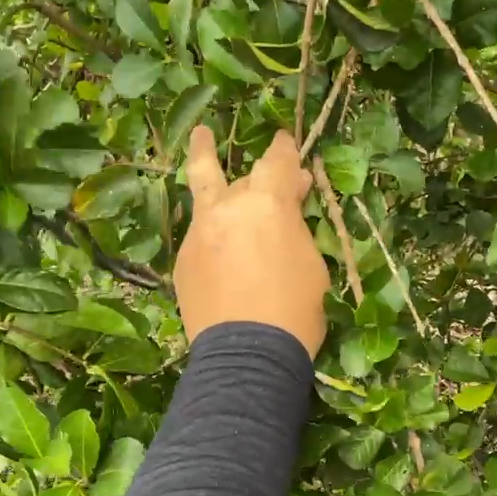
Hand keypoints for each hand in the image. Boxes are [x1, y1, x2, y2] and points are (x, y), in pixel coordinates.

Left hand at [174, 125, 330, 357]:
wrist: (248, 356)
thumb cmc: (296, 314)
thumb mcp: (313, 268)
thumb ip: (297, 230)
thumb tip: (290, 208)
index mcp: (268, 205)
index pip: (278, 162)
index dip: (285, 151)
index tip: (287, 142)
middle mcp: (228, 208)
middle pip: (242, 178)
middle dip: (259, 175)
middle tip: (272, 178)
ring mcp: (199, 233)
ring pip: (203, 189)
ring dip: (205, 162)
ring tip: (202, 139)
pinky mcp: (183, 261)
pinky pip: (200, 234)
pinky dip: (212, 231)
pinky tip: (219, 243)